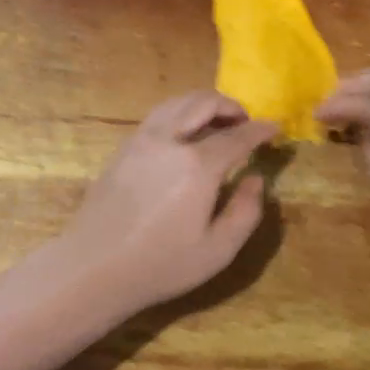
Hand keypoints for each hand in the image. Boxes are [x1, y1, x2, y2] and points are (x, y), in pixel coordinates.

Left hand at [60, 91, 277, 312]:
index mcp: (196, 165)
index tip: (275, 128)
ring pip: (177, 102)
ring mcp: (141, 140)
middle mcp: (168, 140)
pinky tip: (186, 134)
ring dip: (203, 104)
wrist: (94, 266)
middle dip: (230, 106)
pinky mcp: (123, 147)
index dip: (259, 130)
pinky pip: (158, 115)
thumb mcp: (217, 250)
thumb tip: (255, 178)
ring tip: (217, 123)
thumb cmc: (160, 265)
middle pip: (203, 102)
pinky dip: (180, 113)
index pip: (236, 136)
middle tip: (245, 122)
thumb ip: (245, 211)